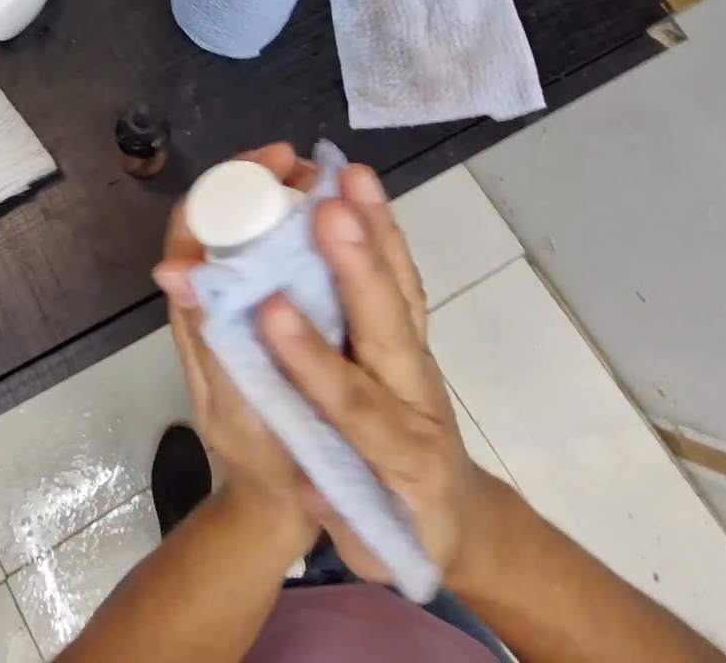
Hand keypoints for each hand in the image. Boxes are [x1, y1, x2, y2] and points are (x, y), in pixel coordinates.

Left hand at [153, 143, 318, 534]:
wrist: (279, 498)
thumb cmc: (256, 454)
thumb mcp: (231, 405)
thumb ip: (203, 341)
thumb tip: (171, 268)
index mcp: (199, 312)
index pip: (193, 227)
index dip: (224, 186)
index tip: (274, 164)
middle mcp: (220, 299)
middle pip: (226, 220)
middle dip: (262, 182)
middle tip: (309, 167)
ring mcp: (251, 307)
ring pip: (259, 237)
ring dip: (287, 204)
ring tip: (328, 186)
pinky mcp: (280, 320)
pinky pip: (288, 265)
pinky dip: (309, 239)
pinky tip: (341, 231)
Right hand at [257, 162, 501, 592]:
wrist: (454, 513)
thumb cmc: (401, 532)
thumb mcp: (371, 549)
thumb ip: (340, 514)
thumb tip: (303, 479)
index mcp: (401, 453)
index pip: (355, 404)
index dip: (313, 359)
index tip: (271, 313)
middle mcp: (416, 394)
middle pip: (388, 326)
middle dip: (355, 268)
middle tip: (324, 211)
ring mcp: (418, 358)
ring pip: (400, 288)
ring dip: (375, 228)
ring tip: (348, 176)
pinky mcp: (412, 335)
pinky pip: (402, 277)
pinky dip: (384, 229)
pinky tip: (358, 188)